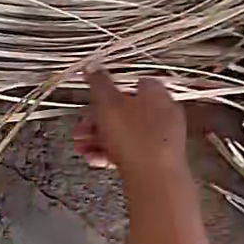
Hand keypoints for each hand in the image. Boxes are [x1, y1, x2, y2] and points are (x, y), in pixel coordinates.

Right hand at [74, 71, 194, 193]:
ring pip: (124, 133)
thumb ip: (98, 84)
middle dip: (96, 121)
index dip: (109, 91)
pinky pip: (130, 151)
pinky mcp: (156, 159)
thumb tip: (92, 66)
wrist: (153, 177)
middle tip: (80, 130)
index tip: (92, 100)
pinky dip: (111, 153)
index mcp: (155, 94)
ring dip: (99, 138)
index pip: (131, 83)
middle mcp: (163, 113)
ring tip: (82, 148)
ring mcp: (161, 138)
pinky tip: (95, 160)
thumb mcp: (108, 104)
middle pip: (124, 111)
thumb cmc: (134, 137)